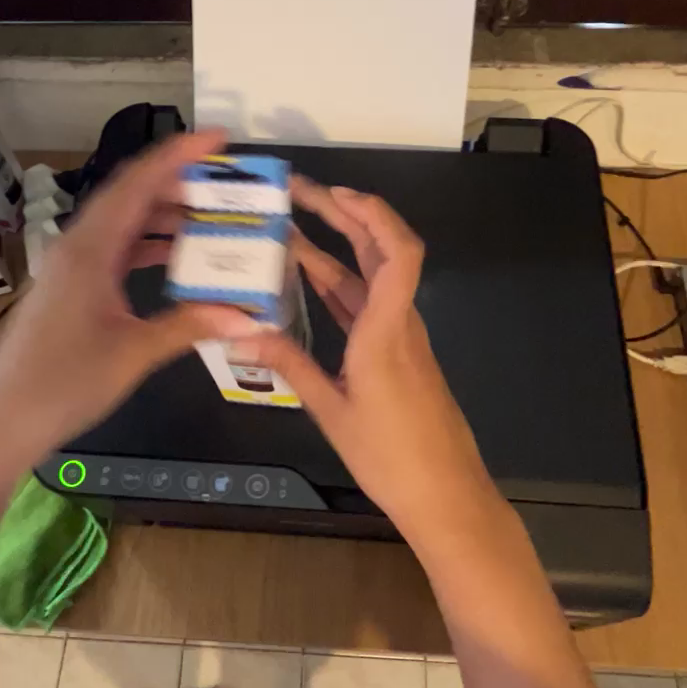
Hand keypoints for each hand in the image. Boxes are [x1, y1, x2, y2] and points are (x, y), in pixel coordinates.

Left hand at [0, 130, 261, 463]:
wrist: (4, 420)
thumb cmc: (64, 383)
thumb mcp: (134, 352)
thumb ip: (190, 326)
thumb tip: (250, 316)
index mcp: (91, 249)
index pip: (138, 183)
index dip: (179, 154)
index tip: (218, 137)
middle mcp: (79, 246)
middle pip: (132, 195)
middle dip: (179, 182)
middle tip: (227, 183)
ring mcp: (72, 266)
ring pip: (124, 223)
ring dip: (165, 215)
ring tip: (212, 216)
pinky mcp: (72, 286)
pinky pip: (116, 249)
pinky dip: (149, 245)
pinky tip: (177, 257)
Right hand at [247, 178, 498, 528]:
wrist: (445, 494)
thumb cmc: (391, 457)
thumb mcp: (332, 412)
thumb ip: (290, 366)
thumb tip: (241, 332)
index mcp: (387, 331)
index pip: (398, 252)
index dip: (372, 213)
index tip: (332, 193)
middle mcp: (399, 322)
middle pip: (380, 251)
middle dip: (342, 215)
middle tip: (296, 195)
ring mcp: (401, 336)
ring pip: (370, 277)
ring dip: (335, 249)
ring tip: (289, 230)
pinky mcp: (396, 352)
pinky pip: (367, 304)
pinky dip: (338, 286)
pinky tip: (308, 280)